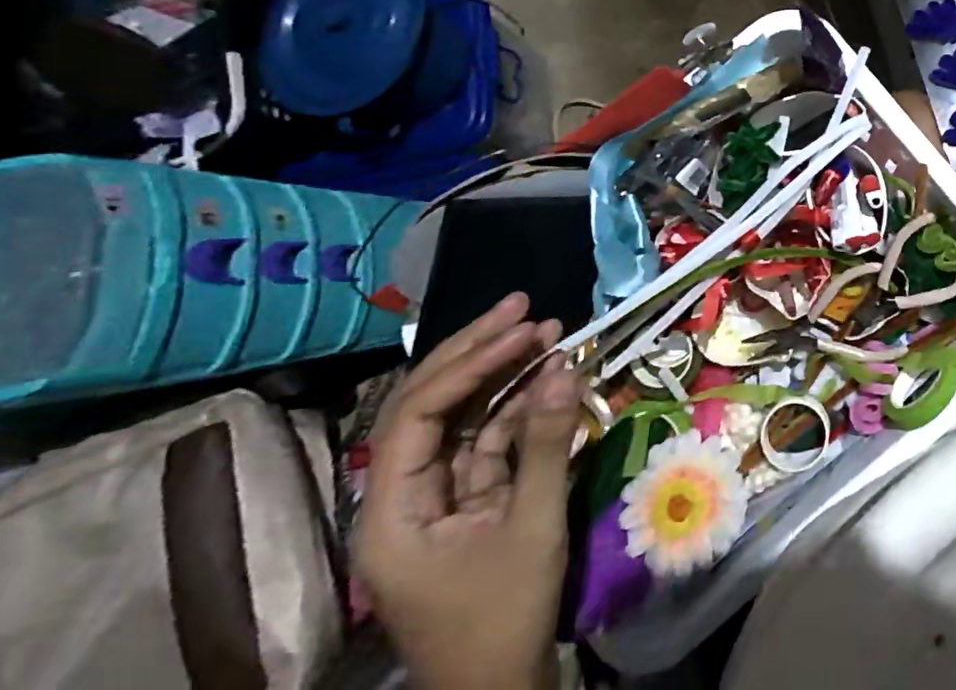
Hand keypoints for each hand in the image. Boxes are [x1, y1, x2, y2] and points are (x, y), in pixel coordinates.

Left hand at [356, 293, 580, 689]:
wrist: (502, 684)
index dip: (469, 362)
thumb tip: (565, 371)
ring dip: (507, 375)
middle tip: (524, 304)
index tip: (521, 327)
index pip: (418, 411)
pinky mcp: (471, 500)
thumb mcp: (531, 526)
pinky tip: (552, 381)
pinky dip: (523, 411)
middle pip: (432, 403)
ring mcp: (438, 495)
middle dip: (479, 351)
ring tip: (548, 331)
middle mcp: (402, 491)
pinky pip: (493, 442)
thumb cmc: (504, 615)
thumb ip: (545, 446)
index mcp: (390, 507)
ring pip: (465, 417)